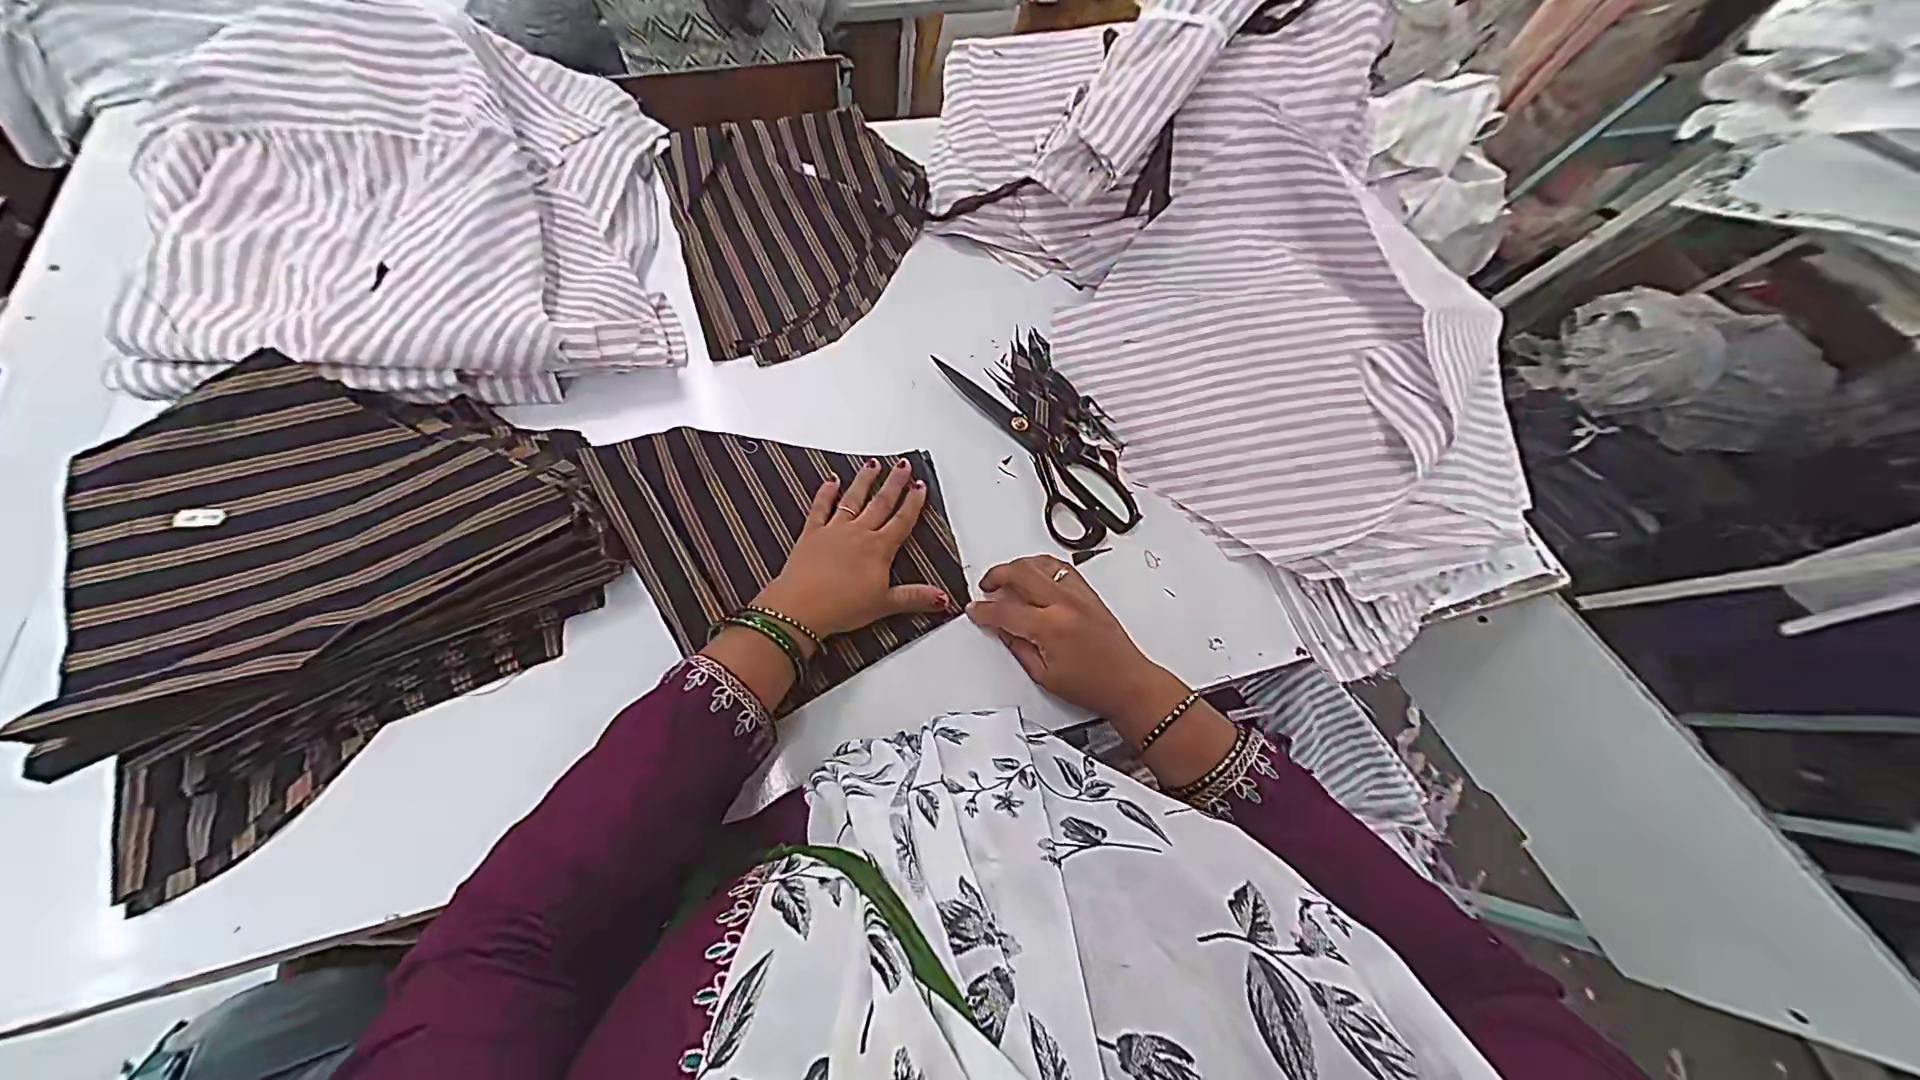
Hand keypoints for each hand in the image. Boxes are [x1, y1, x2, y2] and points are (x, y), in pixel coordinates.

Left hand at [752, 459, 952, 638]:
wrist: (801, 608)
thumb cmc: (841, 606)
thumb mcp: (884, 604)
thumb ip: (914, 597)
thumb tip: (940, 598)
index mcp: (879, 548)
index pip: (902, 520)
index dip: (913, 502)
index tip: (920, 487)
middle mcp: (858, 533)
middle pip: (881, 502)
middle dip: (894, 483)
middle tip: (903, 466)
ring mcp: (834, 530)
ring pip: (854, 498)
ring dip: (865, 480)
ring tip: (873, 464)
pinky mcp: (812, 534)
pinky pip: (820, 507)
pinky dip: (826, 493)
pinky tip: (831, 481)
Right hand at [964, 555, 1181, 723]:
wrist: (1129, 684)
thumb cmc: (1095, 685)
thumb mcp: (1043, 675)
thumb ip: (1017, 646)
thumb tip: (1000, 629)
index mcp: (1051, 627)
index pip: (1005, 610)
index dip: (984, 610)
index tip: (976, 610)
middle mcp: (1066, 604)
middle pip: (1020, 573)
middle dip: (996, 576)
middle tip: (986, 587)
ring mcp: (1079, 595)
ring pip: (1040, 563)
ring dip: (1018, 566)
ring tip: (1007, 577)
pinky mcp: (1089, 594)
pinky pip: (1061, 567)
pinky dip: (1042, 566)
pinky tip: (1034, 573)